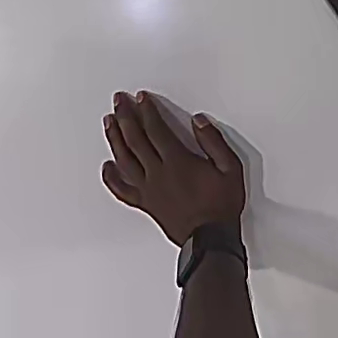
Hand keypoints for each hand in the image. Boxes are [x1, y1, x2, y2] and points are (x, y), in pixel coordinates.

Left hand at [102, 91, 245, 245]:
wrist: (211, 240)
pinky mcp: (146, 204)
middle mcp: (158, 173)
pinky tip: (106, 166)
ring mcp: (148, 189)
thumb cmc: (221, 206)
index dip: (146, 110)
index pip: (155, 128)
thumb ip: (213, 141)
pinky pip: (122, 190)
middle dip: (125, 116)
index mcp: (177, 161)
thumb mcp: (230, 168)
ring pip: (124, 159)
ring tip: (108, 122)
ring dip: (114, 137)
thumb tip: (199, 121)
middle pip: (135, 138)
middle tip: (118, 101)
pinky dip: (111, 177)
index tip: (141, 97)